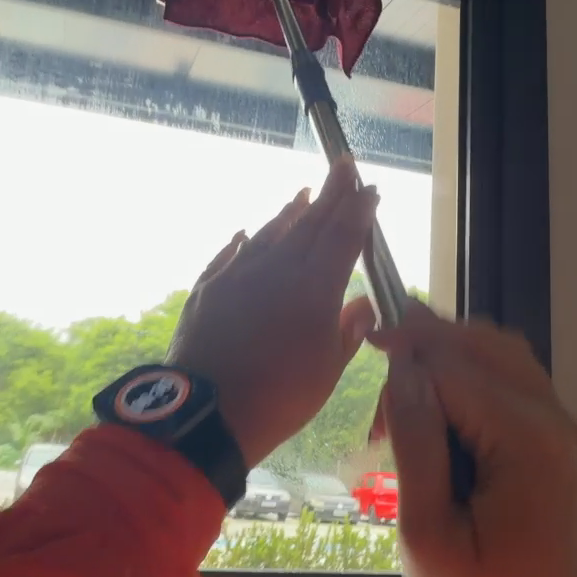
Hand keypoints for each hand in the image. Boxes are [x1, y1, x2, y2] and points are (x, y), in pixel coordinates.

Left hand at [169, 156, 380, 465]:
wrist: (208, 412)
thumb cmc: (281, 396)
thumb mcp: (329, 370)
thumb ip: (349, 330)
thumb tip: (365, 303)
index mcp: (315, 287)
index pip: (343, 236)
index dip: (358, 210)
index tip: (369, 189)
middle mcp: (278, 268)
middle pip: (309, 223)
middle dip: (330, 193)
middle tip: (342, 164)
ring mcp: (239, 274)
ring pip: (270, 232)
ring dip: (289, 212)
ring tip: (303, 195)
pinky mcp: (209, 288)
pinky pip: (230, 255)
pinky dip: (243, 242)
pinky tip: (246, 234)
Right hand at [372, 304, 576, 576]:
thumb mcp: (426, 532)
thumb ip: (415, 444)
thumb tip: (401, 367)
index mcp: (526, 442)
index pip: (453, 368)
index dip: (404, 352)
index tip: (363, 362)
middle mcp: (551, 417)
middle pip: (478, 343)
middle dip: (423, 346)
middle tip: (379, 385)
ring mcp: (556, 419)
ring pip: (494, 346)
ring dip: (444, 351)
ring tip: (403, 389)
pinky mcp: (549, 427)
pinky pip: (506, 368)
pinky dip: (466, 365)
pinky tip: (435, 395)